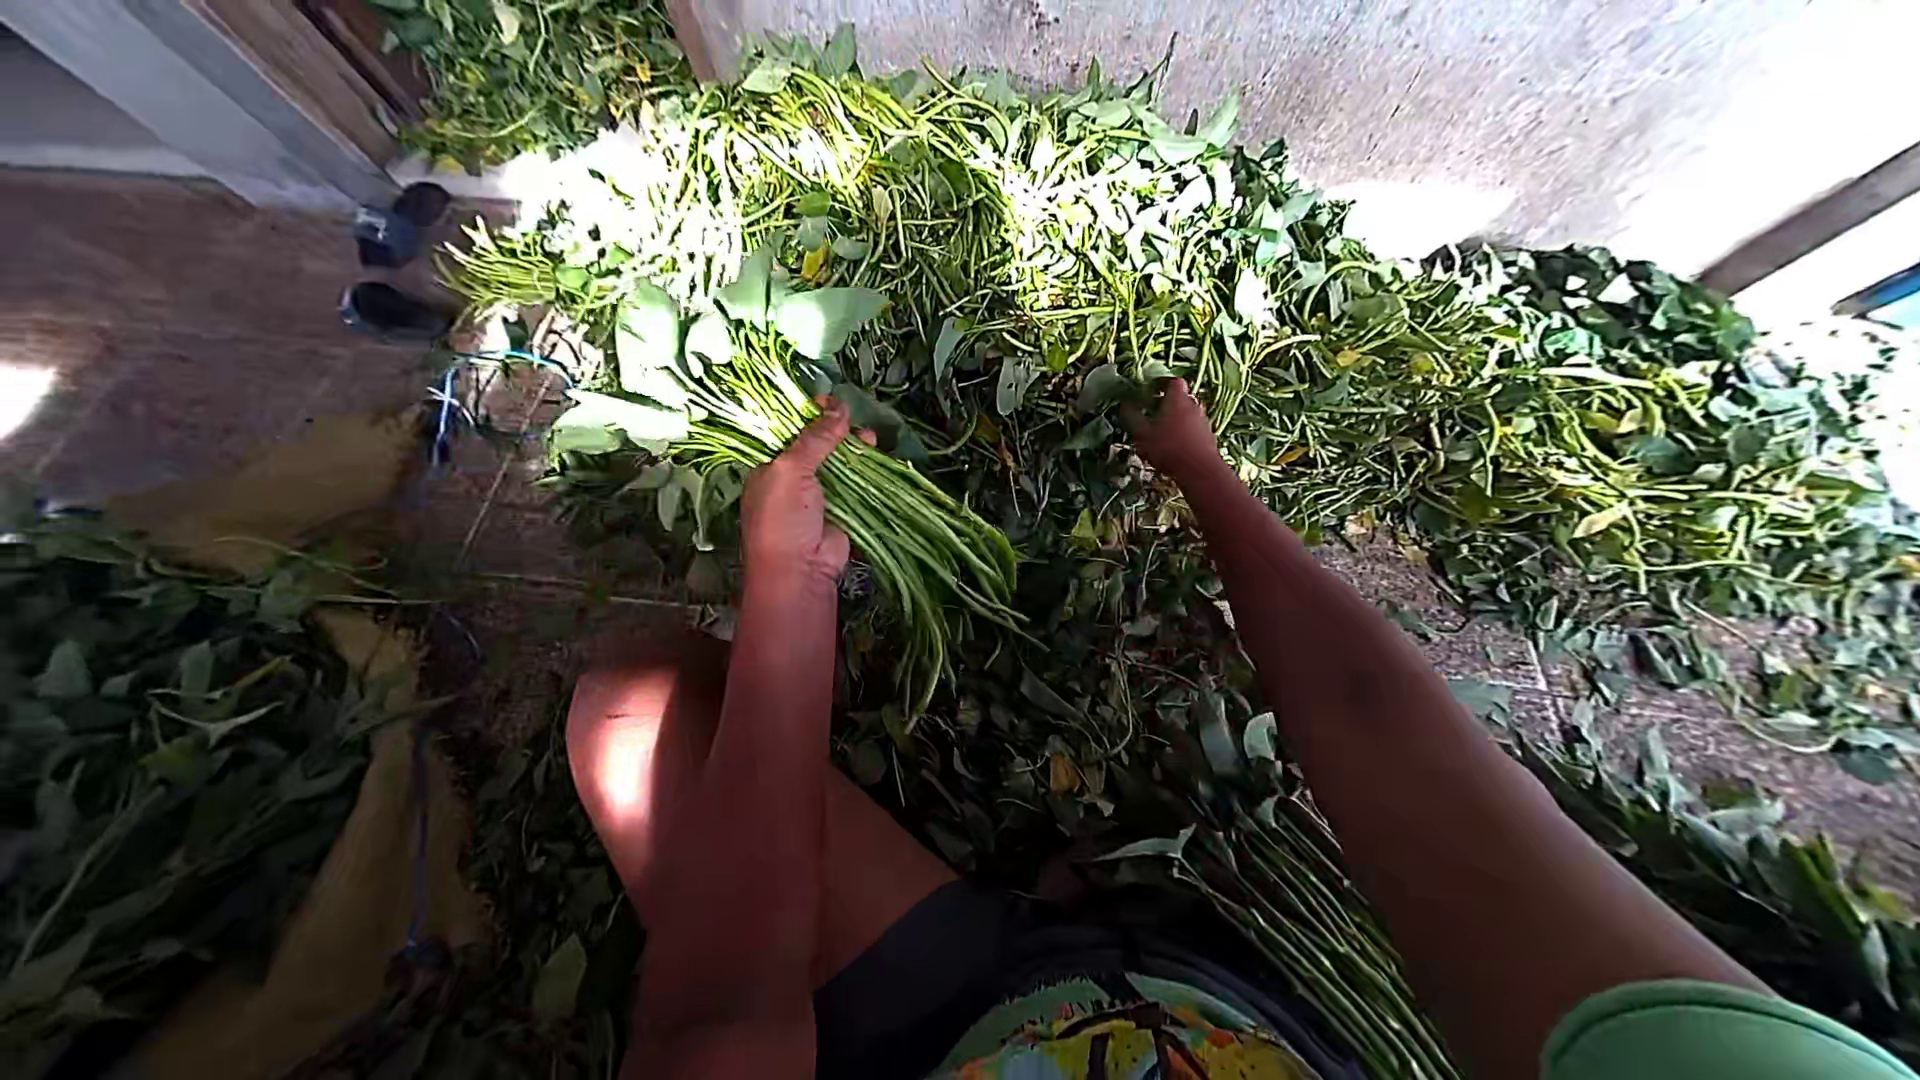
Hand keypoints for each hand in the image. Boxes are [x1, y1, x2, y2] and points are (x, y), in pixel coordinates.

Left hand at [740, 398, 864, 595]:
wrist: (800, 569)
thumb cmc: (783, 517)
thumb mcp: (791, 469)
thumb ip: (814, 439)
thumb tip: (836, 408)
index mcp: (768, 468)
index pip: (787, 433)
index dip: (806, 416)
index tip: (825, 400)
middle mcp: (791, 479)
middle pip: (816, 446)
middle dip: (833, 429)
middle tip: (850, 413)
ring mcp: (818, 495)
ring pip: (838, 463)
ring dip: (852, 448)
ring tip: (868, 434)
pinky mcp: (841, 509)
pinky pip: (855, 483)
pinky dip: (865, 470)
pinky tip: (874, 454)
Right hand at [1122, 378, 1224, 482]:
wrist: (1199, 470)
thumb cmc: (1167, 447)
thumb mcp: (1141, 433)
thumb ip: (1132, 416)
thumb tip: (1125, 405)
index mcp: (1177, 399)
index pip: (1172, 381)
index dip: (1161, 384)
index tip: (1149, 392)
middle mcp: (1193, 405)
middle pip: (1181, 397)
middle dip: (1167, 404)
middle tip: (1153, 413)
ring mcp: (1203, 421)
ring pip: (1188, 414)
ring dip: (1176, 419)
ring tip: (1162, 432)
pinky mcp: (1208, 437)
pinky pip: (1194, 429)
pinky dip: (1185, 433)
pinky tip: (1174, 446)